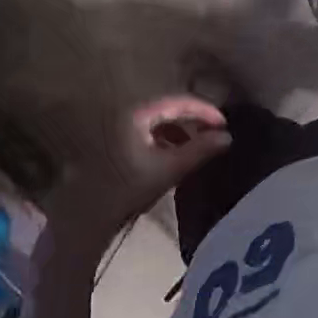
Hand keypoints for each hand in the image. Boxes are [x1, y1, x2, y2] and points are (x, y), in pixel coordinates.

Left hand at [54, 96, 231, 254]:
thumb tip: (227, 137)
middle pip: (169, 109)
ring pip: (159, 121)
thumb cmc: (128, 189)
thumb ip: (199, 150)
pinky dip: (167, 140)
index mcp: (137, 114)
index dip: (204, 110)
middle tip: (216, 133)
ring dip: (181, 131)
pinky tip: (177, 155)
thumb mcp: (168, 169)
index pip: (178, 101)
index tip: (224, 124)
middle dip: (194, 120)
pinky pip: (150, 132)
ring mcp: (121, 127)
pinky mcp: (118, 141)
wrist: (90, 215)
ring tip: (200, 147)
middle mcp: (127, 113)